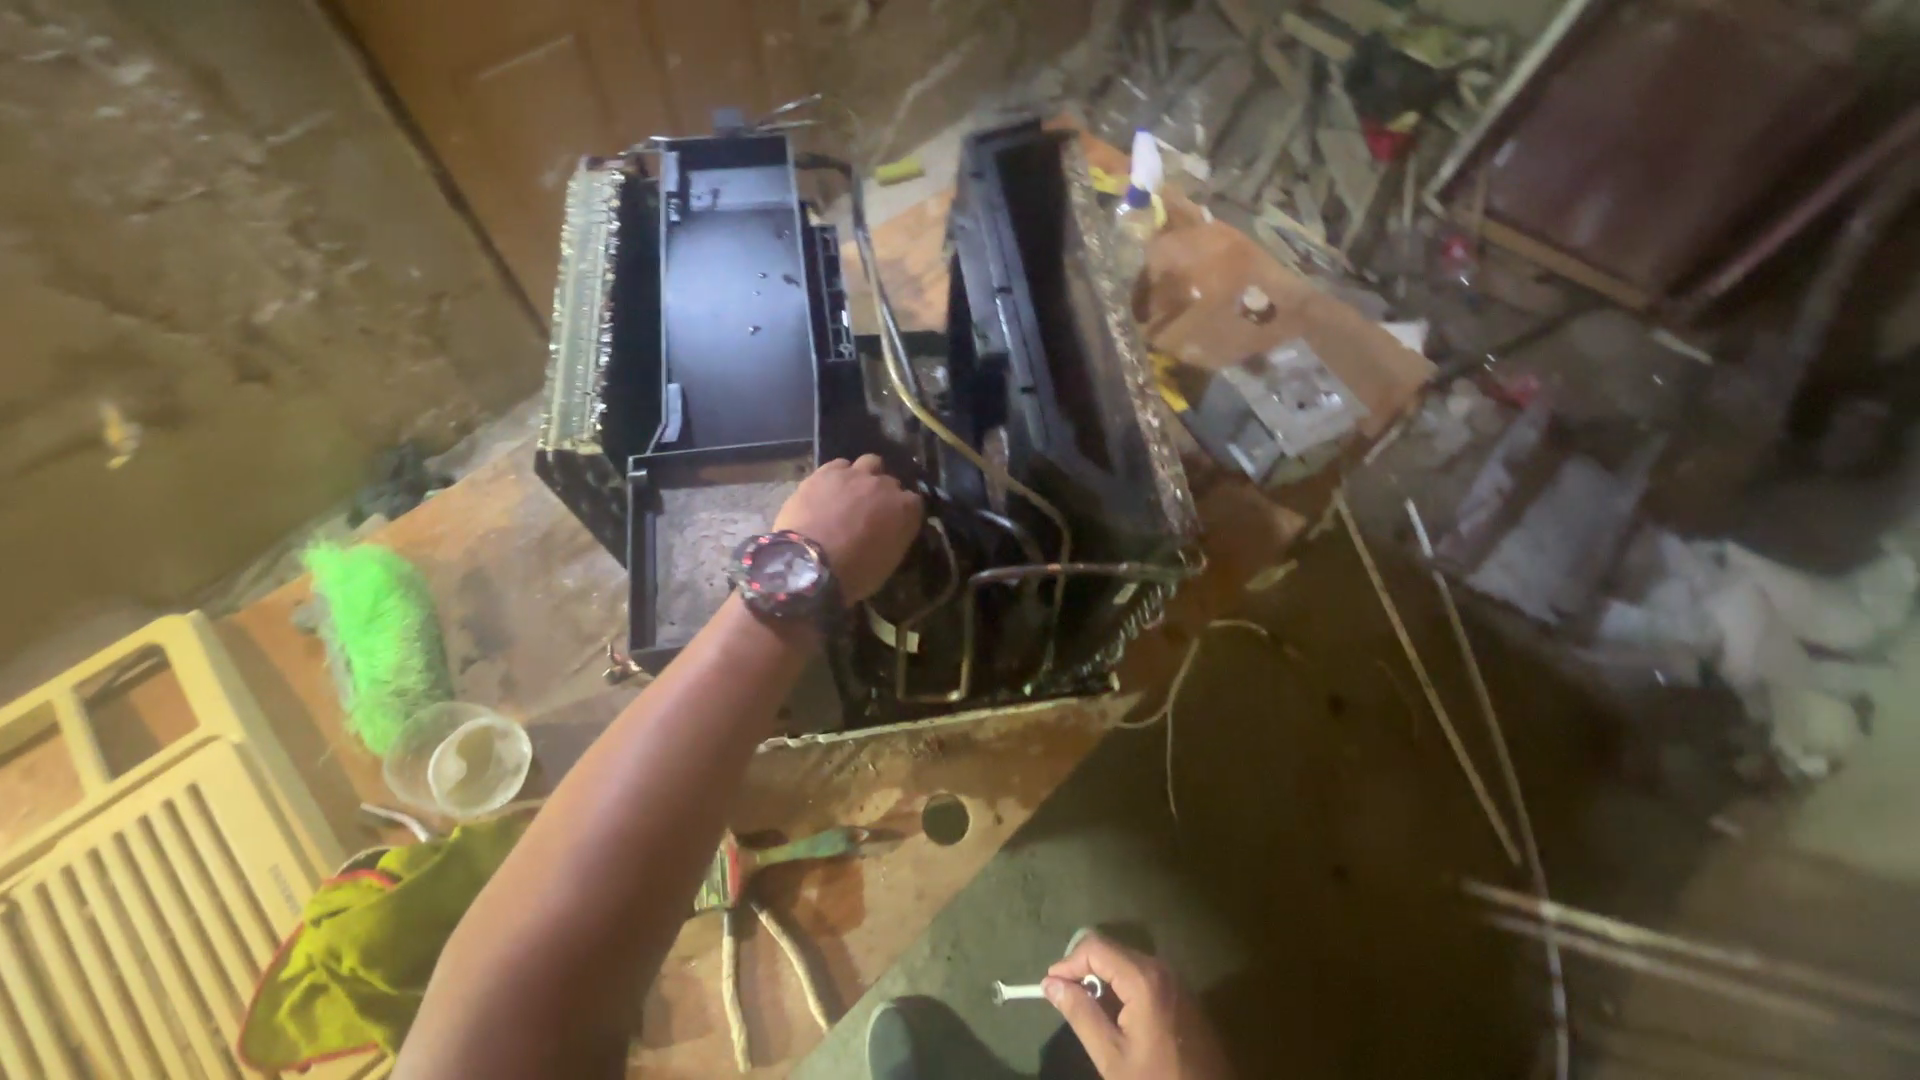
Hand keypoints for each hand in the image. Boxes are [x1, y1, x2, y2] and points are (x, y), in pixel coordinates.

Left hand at [774, 455, 923, 604]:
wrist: (810, 564)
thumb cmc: (854, 573)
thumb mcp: (889, 562)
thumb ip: (897, 537)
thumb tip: (893, 530)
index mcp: (906, 510)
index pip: (915, 503)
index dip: (903, 513)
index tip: (894, 524)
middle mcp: (886, 485)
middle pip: (891, 482)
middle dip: (884, 494)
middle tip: (871, 511)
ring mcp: (856, 475)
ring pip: (870, 463)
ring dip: (866, 475)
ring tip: (853, 492)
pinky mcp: (826, 472)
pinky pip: (840, 465)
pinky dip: (839, 475)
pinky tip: (831, 489)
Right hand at [1044, 933, 1231, 1079]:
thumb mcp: (1111, 1055)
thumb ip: (1080, 1013)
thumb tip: (1051, 984)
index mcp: (1143, 978)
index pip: (1095, 947)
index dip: (1068, 963)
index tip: (1050, 986)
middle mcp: (1162, 968)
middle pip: (1111, 950)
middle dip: (1084, 969)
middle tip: (1066, 998)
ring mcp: (1176, 980)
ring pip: (1126, 962)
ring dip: (1102, 978)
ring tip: (1087, 1008)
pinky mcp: (1183, 995)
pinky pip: (1143, 976)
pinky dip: (1122, 986)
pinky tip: (1116, 1015)